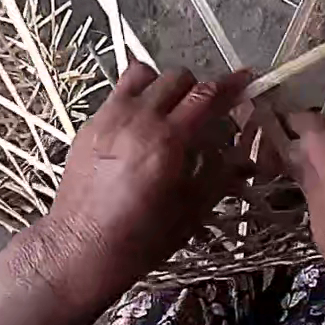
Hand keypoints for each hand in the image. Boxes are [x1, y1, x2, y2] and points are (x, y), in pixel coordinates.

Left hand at [13, 64, 251, 308]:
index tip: (245, 79)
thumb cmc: (140, 239)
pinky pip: (119, 93)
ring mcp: (109, 117)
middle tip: (205, 111)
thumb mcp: (191, 211)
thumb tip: (243, 157)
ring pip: (144, 75)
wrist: (80, 250)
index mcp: (168, 141)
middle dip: (198, 89)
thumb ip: (219, 175)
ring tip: (169, 111)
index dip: (231, 85)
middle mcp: (138, 119)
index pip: (207, 96)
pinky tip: (140, 126)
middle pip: (177, 78)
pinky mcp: (89, 124)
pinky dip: (137, 98)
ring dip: (164, 86)